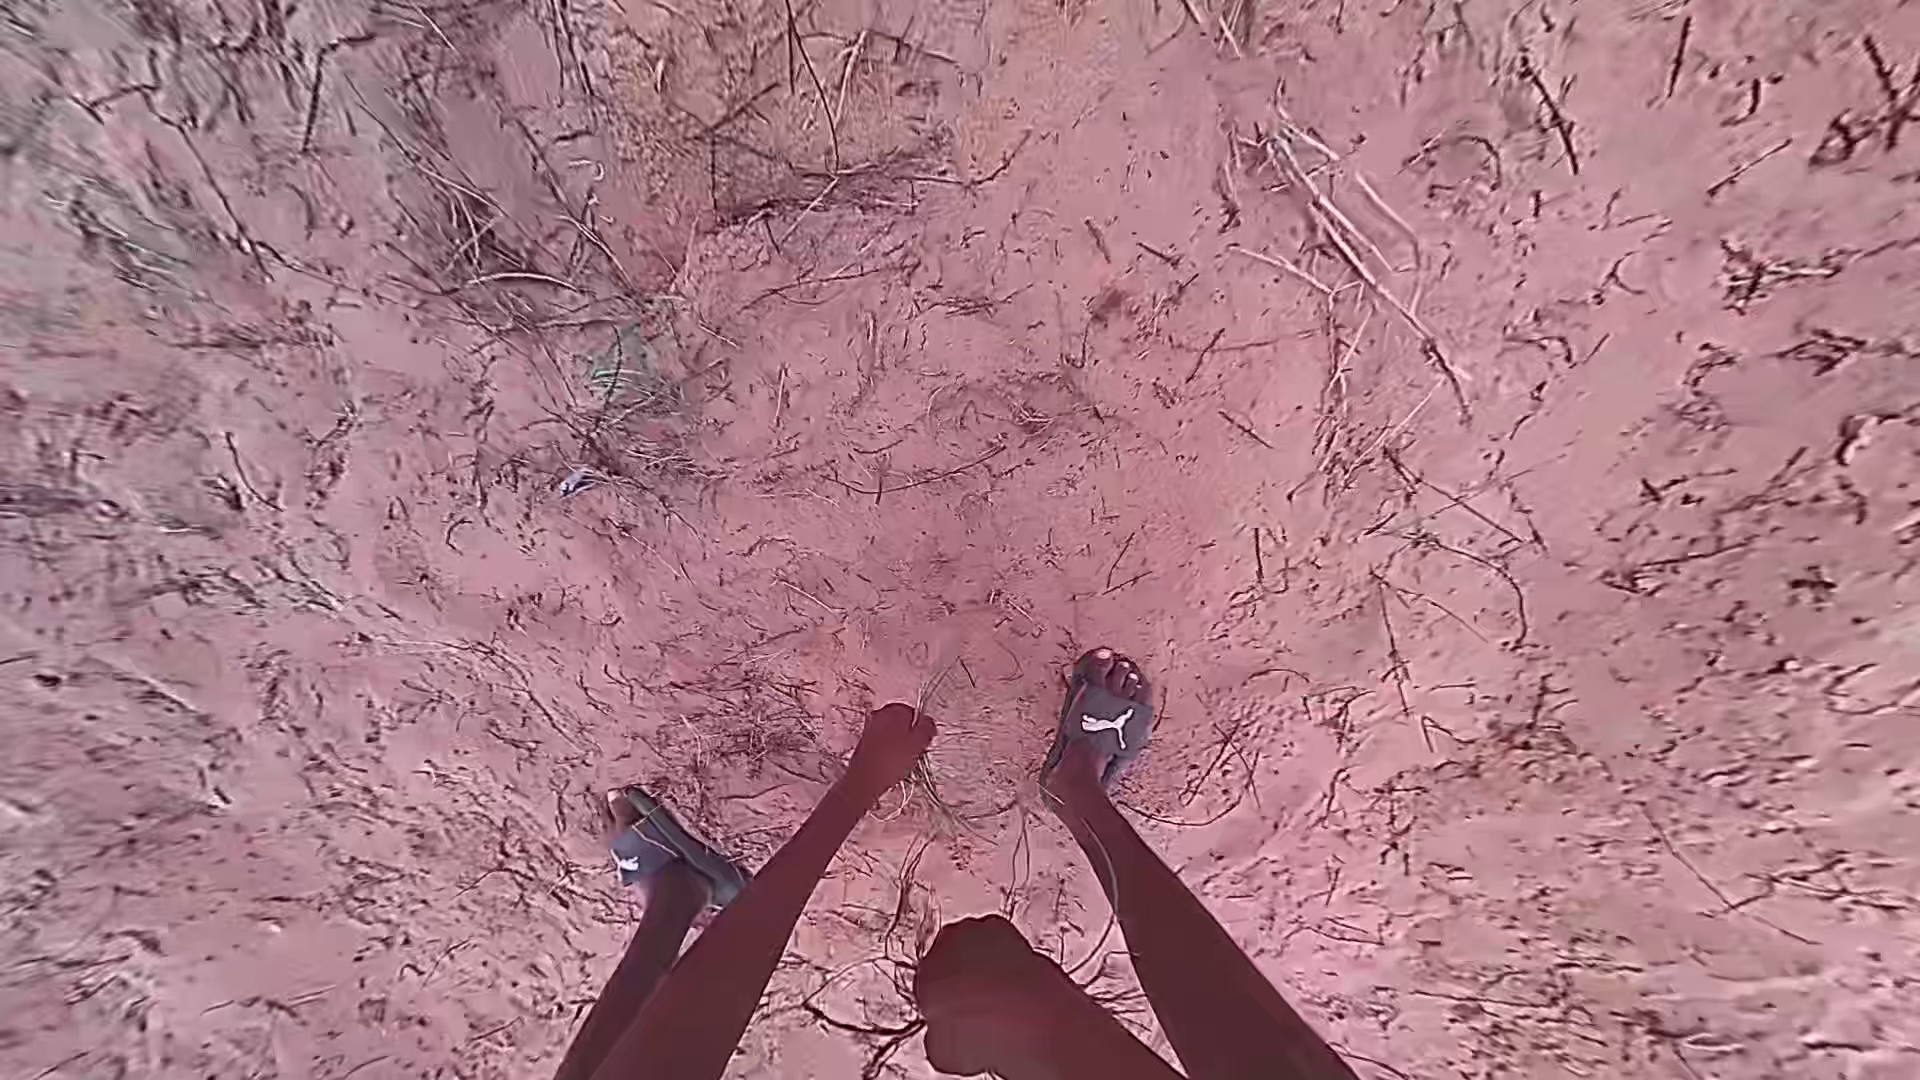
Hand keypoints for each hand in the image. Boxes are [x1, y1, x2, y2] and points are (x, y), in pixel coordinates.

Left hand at [844, 703, 934, 799]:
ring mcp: (870, 729)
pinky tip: (892, 763)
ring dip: (899, 742)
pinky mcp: (864, 743)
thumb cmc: (888, 761)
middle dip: (910, 734)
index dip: (922, 727)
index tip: (925, 738)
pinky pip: (882, 742)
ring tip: (904, 758)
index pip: (914, 712)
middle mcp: (879, 715)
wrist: (865, 779)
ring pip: (891, 732)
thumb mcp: (918, 744)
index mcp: (894, 710)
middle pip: (902, 721)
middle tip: (916, 749)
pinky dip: (889, 750)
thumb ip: (927, 729)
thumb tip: (929, 723)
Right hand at [914, 916, 1060, 1074]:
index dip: (939, 1001)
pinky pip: (998, 940)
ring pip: (974, 944)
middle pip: (948, 956)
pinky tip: (1011, 984)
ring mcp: (977, 930)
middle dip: (958, 975)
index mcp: (926, 971)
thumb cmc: (983, 1033)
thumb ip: (935, 1033)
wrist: (1023, 1016)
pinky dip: (1003, 955)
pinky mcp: (1004, 927)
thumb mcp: (942, 1051)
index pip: (926, 983)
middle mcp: (948, 942)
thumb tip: (942, 1036)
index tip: (950, 1016)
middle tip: (972, 1006)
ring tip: (996, 998)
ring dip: (981, 961)